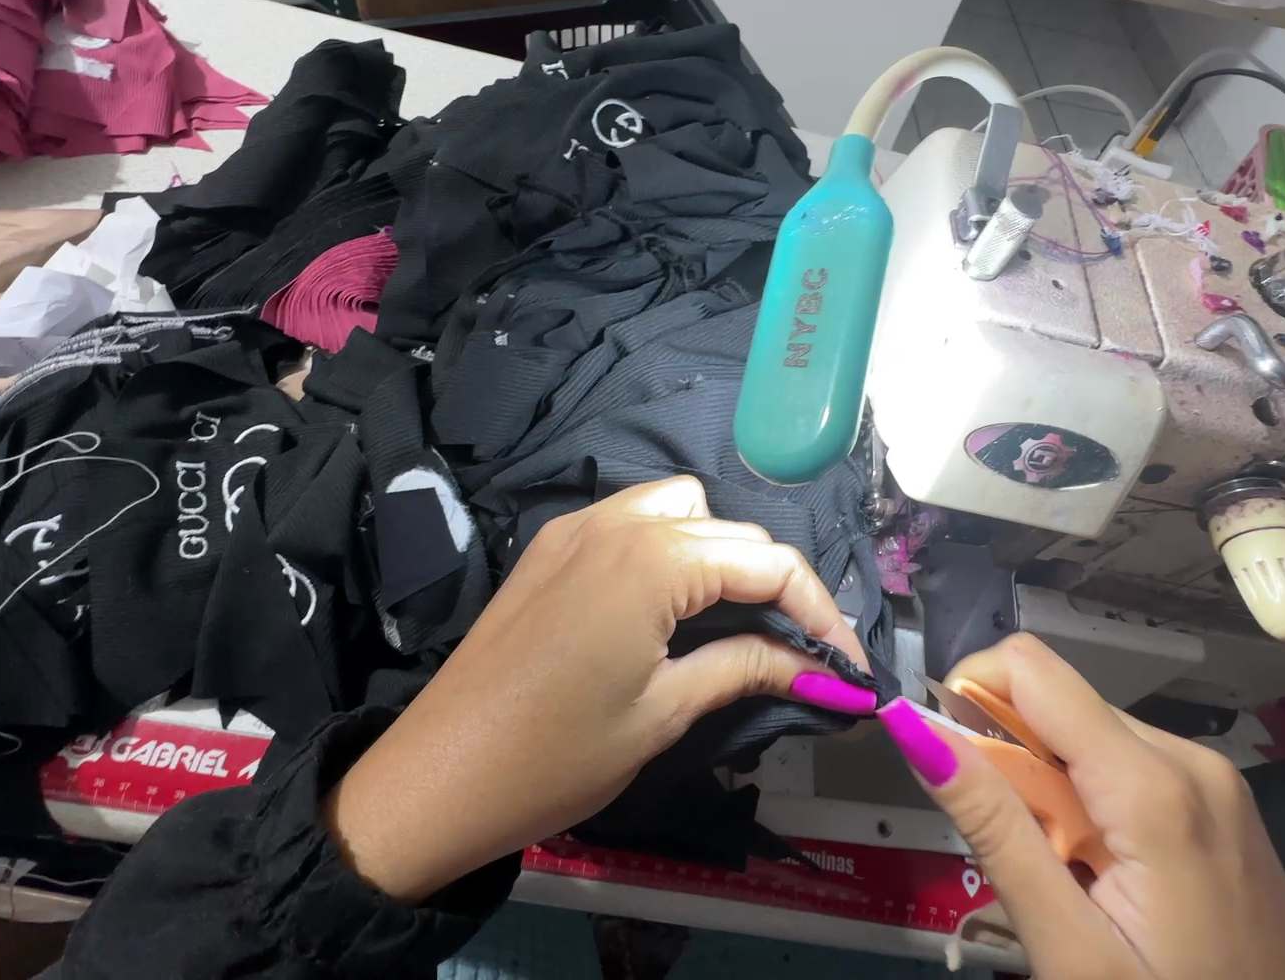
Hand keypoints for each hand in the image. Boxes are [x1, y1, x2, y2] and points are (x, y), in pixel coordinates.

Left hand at [325, 476, 874, 899]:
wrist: (436, 777)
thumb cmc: (556, 755)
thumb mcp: (665, 713)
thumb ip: (747, 668)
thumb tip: (822, 667)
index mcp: (654, 559)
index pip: (768, 563)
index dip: (821, 610)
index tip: (848, 662)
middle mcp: (618, 521)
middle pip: (730, 531)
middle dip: (775, 583)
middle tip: (796, 647)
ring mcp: (578, 527)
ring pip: (680, 507)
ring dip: (719, 550)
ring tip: (730, 614)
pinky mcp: (551, 546)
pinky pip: (630, 519)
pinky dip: (668, 545)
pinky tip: (669, 600)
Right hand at [878, 634, 1284, 979]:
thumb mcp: (1069, 946)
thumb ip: (992, 825)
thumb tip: (913, 723)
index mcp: (1153, 784)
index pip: (1028, 667)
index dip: (970, 693)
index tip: (954, 768)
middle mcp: (1188, 757)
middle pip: (1054, 700)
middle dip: (1008, 755)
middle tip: (1022, 851)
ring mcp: (1213, 779)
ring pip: (1082, 730)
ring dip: (1044, 780)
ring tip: (1066, 872)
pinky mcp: (1221, 801)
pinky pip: (1121, 759)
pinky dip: (1084, 795)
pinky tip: (1104, 870)